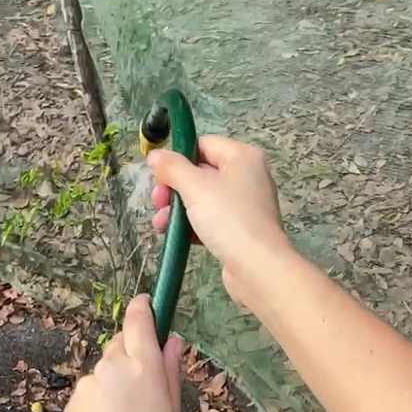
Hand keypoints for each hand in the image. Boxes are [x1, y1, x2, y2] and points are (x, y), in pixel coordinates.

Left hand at [50, 297, 183, 411]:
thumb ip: (172, 375)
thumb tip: (173, 341)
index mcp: (144, 368)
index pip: (139, 320)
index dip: (143, 308)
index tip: (147, 303)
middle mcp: (112, 367)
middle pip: (121, 345)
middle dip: (133, 356)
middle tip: (148, 394)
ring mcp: (88, 385)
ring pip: (105, 372)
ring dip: (116, 385)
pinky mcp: (71, 404)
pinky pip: (91, 393)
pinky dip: (100, 404)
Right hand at [148, 136, 298, 309]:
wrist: (256, 267)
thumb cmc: (228, 219)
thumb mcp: (195, 187)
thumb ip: (173, 168)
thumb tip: (155, 155)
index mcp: (242, 157)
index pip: (204, 145)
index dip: (179, 158)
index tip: (159, 176)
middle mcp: (247, 177)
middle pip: (201, 173)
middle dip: (174, 188)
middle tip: (157, 202)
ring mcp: (244, 205)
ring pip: (203, 199)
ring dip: (177, 209)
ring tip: (160, 224)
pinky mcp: (240, 230)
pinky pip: (211, 220)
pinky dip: (192, 225)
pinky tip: (175, 235)